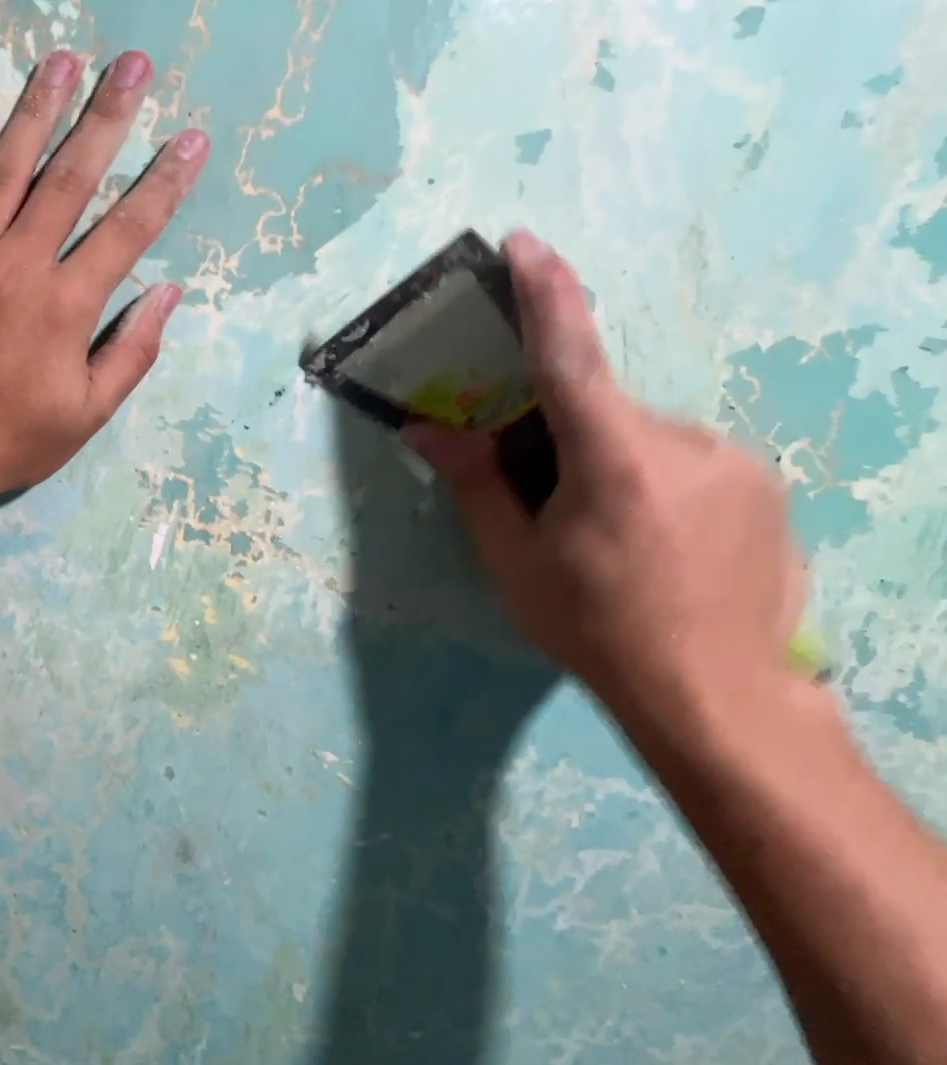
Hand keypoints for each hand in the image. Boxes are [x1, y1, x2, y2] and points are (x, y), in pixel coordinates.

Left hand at [0, 49, 209, 497]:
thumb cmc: (12, 441)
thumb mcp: (87, 414)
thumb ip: (131, 352)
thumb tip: (166, 293)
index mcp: (66, 304)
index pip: (127, 229)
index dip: (164, 182)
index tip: (191, 139)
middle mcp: (18, 267)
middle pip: (68, 180)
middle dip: (105, 119)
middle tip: (131, 66)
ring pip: (1, 174)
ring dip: (32, 115)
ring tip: (58, 64)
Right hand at [405, 233, 804, 718]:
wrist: (715, 694)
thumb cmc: (593, 626)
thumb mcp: (512, 560)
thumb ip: (474, 484)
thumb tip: (426, 429)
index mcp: (616, 461)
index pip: (572, 357)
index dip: (547, 294)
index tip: (525, 243)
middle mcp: (685, 443)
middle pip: (599, 412)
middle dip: (561, 438)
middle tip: (542, 500)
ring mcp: (737, 461)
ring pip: (643, 437)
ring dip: (606, 463)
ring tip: (601, 537)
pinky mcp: (765, 484)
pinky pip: (683, 459)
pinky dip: (649, 480)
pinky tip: (648, 542)